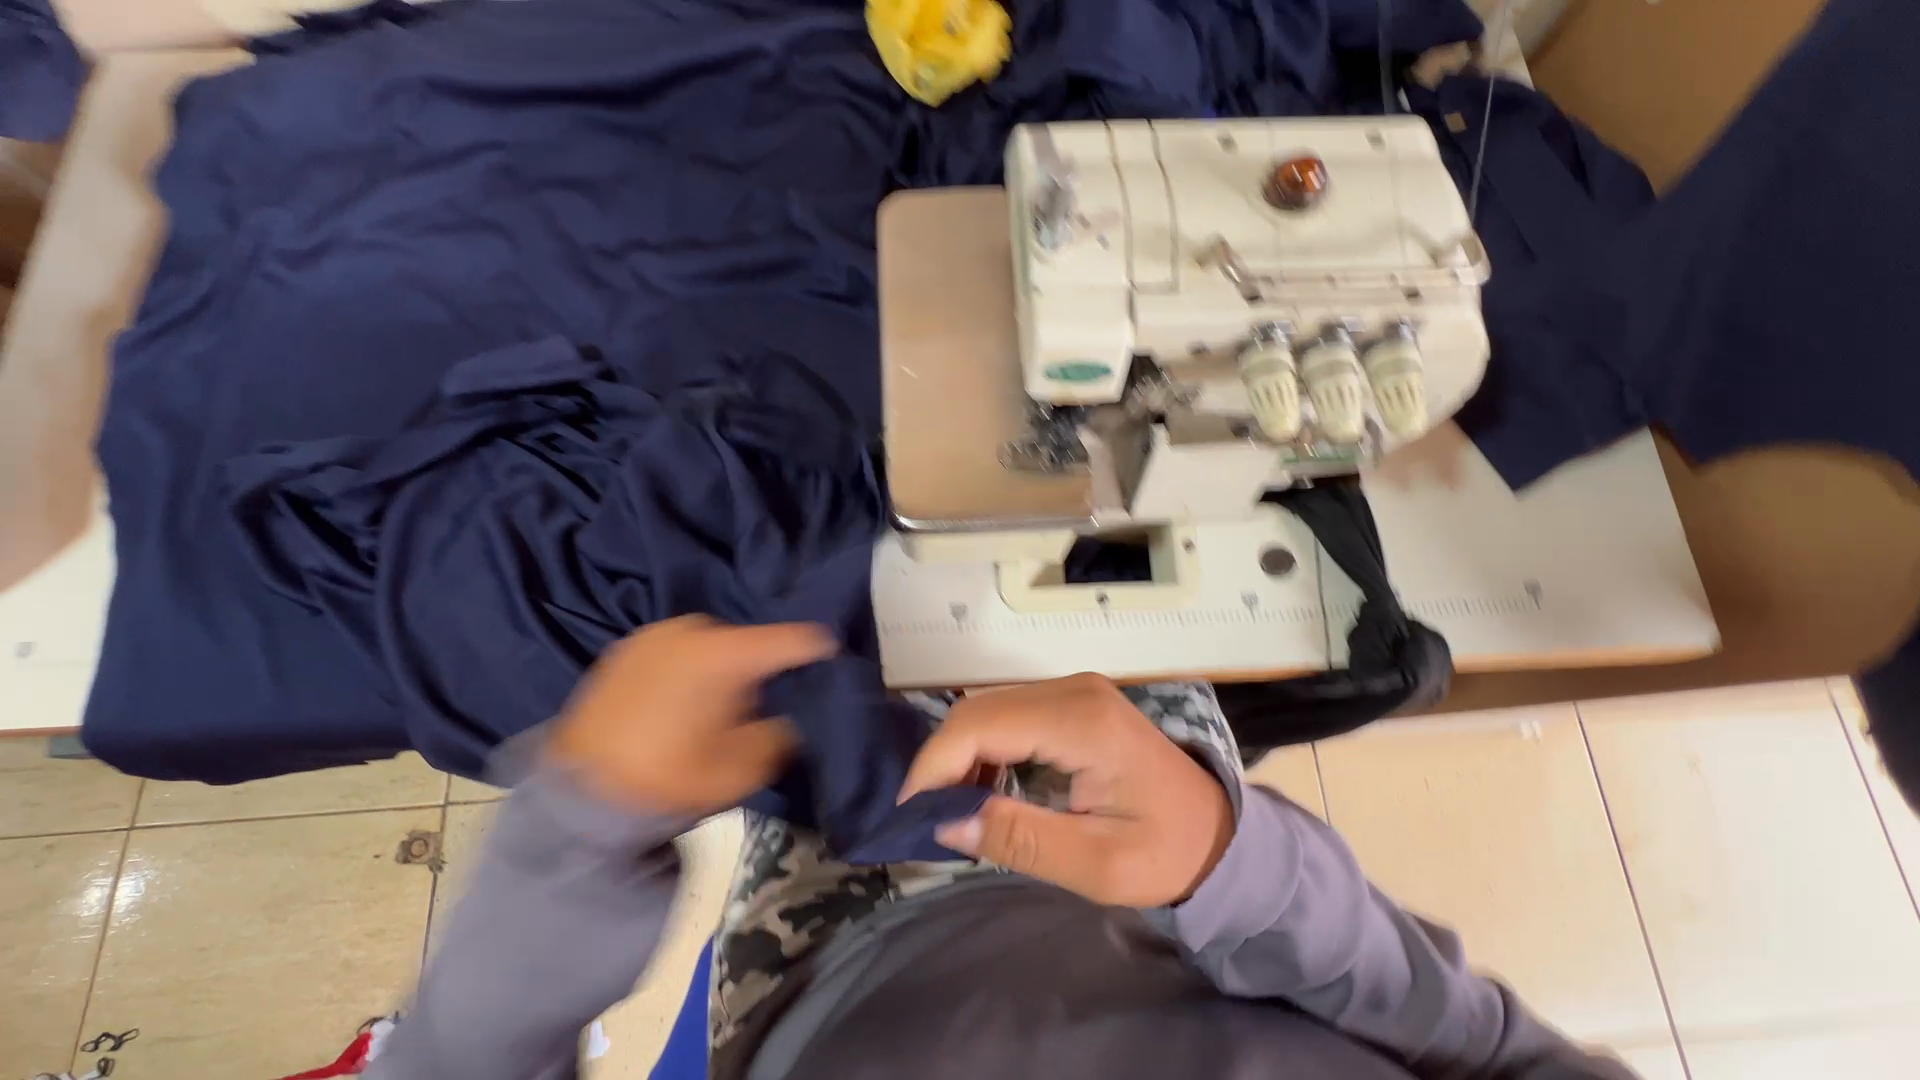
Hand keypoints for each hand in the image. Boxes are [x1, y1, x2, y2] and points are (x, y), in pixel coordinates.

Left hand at [546, 616, 836, 815]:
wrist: (578, 794)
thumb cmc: (669, 778)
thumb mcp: (743, 769)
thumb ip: (780, 734)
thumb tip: (786, 717)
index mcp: (725, 653)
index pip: (793, 639)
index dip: (818, 651)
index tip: (831, 662)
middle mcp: (691, 630)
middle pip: (747, 642)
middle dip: (758, 667)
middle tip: (759, 703)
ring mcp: (653, 636)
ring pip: (708, 645)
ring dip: (719, 667)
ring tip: (714, 705)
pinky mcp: (623, 650)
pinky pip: (675, 652)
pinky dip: (686, 669)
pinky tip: (679, 704)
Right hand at [897, 674, 1234, 907]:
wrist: (1219, 833)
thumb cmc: (1167, 852)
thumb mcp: (1097, 865)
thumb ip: (1019, 839)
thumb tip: (944, 822)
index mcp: (1082, 722)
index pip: (980, 725)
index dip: (935, 766)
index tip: (911, 817)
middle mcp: (1073, 690)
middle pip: (977, 711)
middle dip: (941, 763)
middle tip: (928, 820)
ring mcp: (1073, 690)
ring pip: (987, 709)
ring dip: (959, 756)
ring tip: (953, 809)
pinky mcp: (1072, 701)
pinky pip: (1007, 714)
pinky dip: (983, 749)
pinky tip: (983, 788)